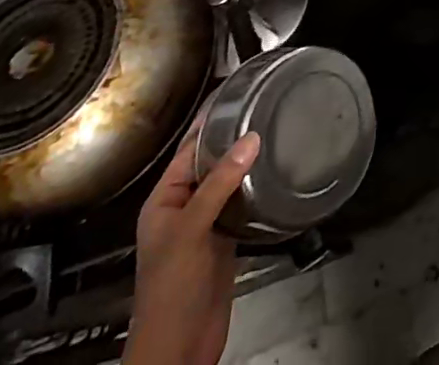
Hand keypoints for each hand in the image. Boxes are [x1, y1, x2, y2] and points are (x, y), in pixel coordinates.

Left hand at [125, 131, 260, 364]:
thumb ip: (220, 184)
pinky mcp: (225, 240)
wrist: (180, 345)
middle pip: (210, 165)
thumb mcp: (191, 230)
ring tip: (275, 135)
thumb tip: (249, 139)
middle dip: (233, 141)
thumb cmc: (172, 289)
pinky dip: (256, 190)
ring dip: (247, 165)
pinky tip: (275, 176)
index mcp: (163, 201)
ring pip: (228, 184)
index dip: (210, 124)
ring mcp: (205, 224)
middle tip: (264, 111)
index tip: (235, 97)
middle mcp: (183, 208)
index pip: (188, 151)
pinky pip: (241, 205)